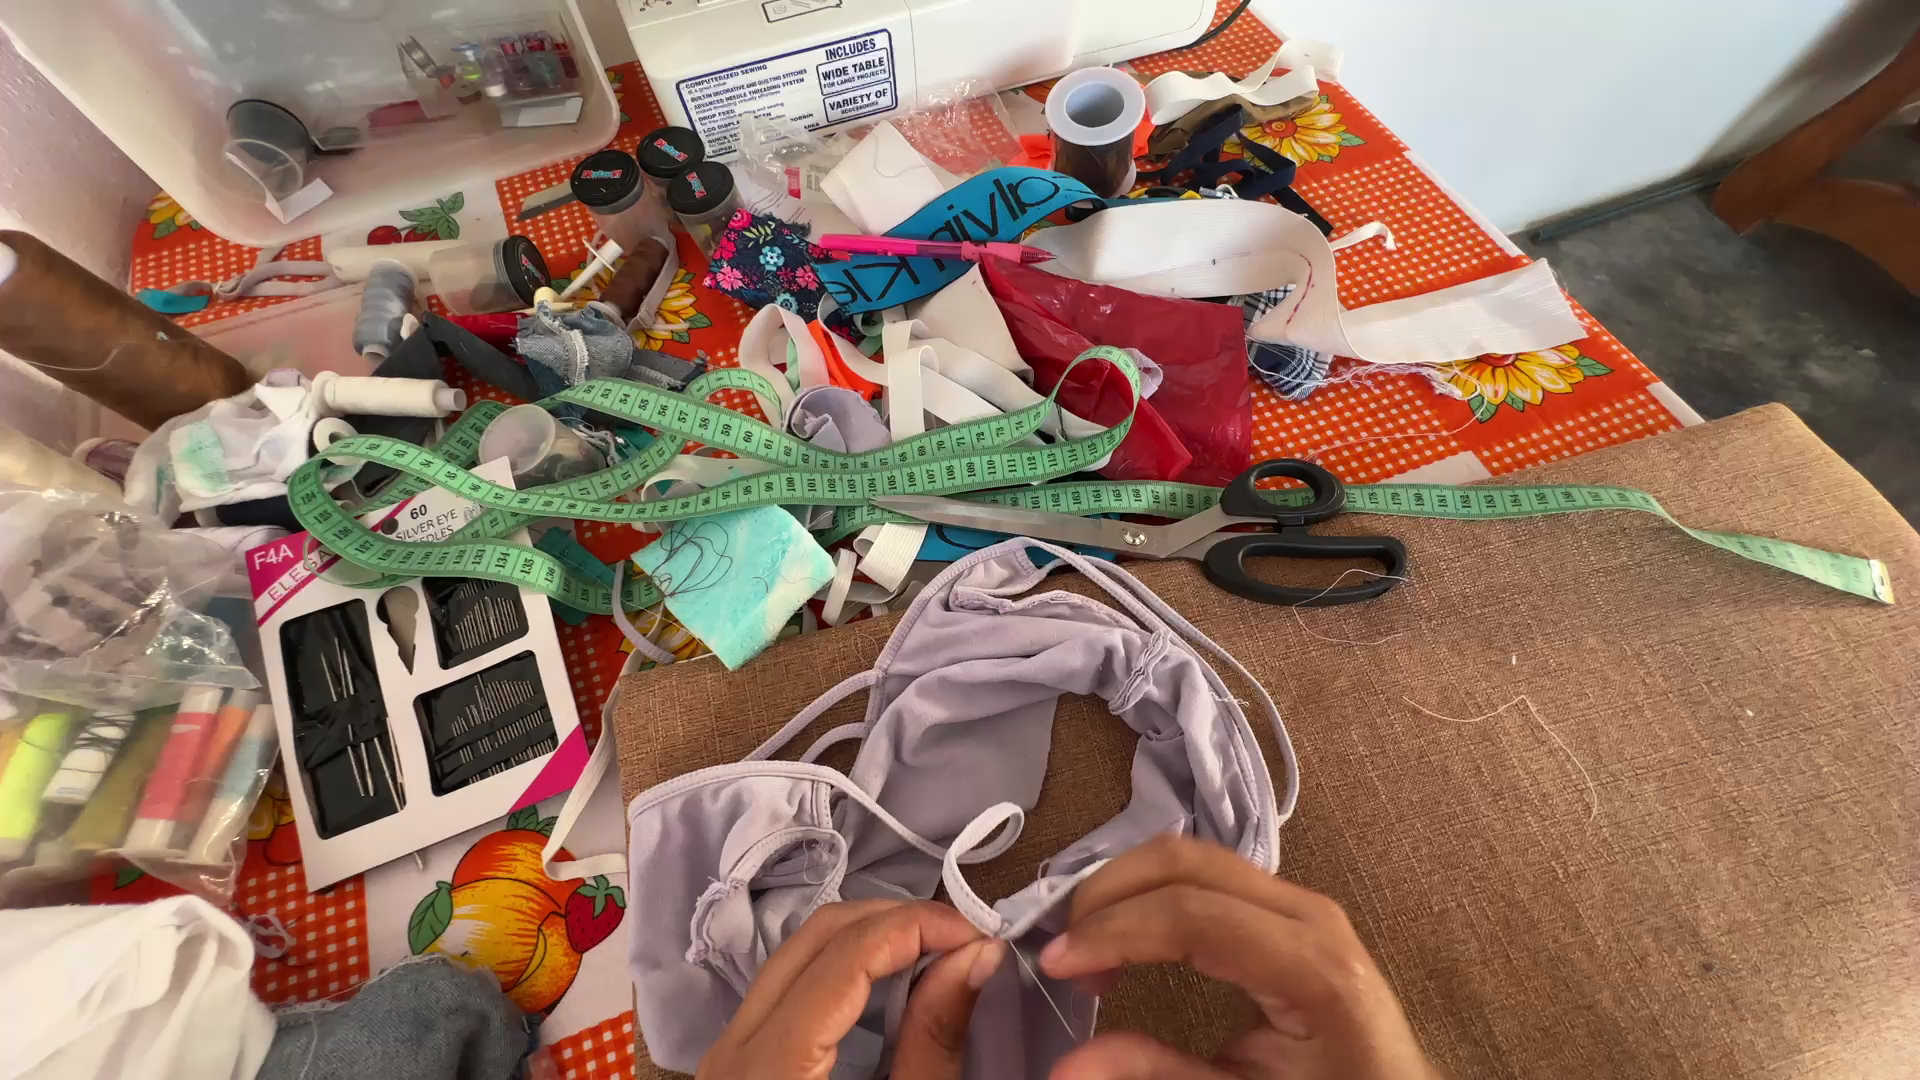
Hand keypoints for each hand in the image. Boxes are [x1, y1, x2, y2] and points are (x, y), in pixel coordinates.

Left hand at [698, 899, 1008, 1079]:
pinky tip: (891, 981)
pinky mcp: (739, 1059)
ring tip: (935, 952)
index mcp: (767, 1070)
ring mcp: (729, 1049)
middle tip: (960, 939)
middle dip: (895, 920)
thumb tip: (978, 955)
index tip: (976, 936)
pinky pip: (794, 981)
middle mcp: (733, 1045)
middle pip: (817, 935)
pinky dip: (848, 965)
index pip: (844, 955)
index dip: (914, 927)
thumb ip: (933, 1042)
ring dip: (872, 936)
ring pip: (801, 950)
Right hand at [1038, 836, 1438, 1079]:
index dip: (1115, 931)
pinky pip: (1202, 873)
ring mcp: (1297, 900)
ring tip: (1086, 946)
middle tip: (1063, 947)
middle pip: (1185, 863)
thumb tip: (1063, 1066)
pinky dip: (1148, 890)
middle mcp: (1306, 912)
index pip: (1193, 915)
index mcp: (1313, 967)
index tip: (1057, 962)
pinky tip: (1125, 931)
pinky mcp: (1282, 904)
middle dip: (1109, 894)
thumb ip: (1156, 1074)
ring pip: (1188, 854)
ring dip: (1124, 886)